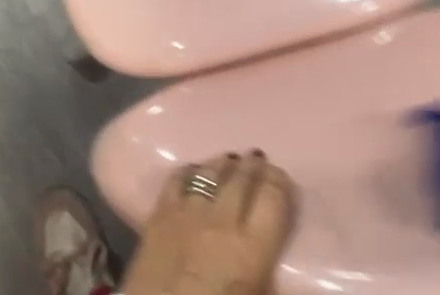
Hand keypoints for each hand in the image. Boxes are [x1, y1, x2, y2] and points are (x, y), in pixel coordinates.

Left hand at [122, 151, 296, 294]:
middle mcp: (222, 220)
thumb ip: (265, 270)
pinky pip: (176, 180)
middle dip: (252, 165)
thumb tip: (268, 249)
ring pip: (209, 173)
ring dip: (223, 164)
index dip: (279, 182)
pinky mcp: (158, 214)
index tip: (281, 175)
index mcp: (252, 247)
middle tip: (257, 157)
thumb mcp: (256, 294)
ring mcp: (187, 212)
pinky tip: (193, 170)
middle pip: (241, 179)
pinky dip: (188, 171)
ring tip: (230, 159)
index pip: (273, 200)